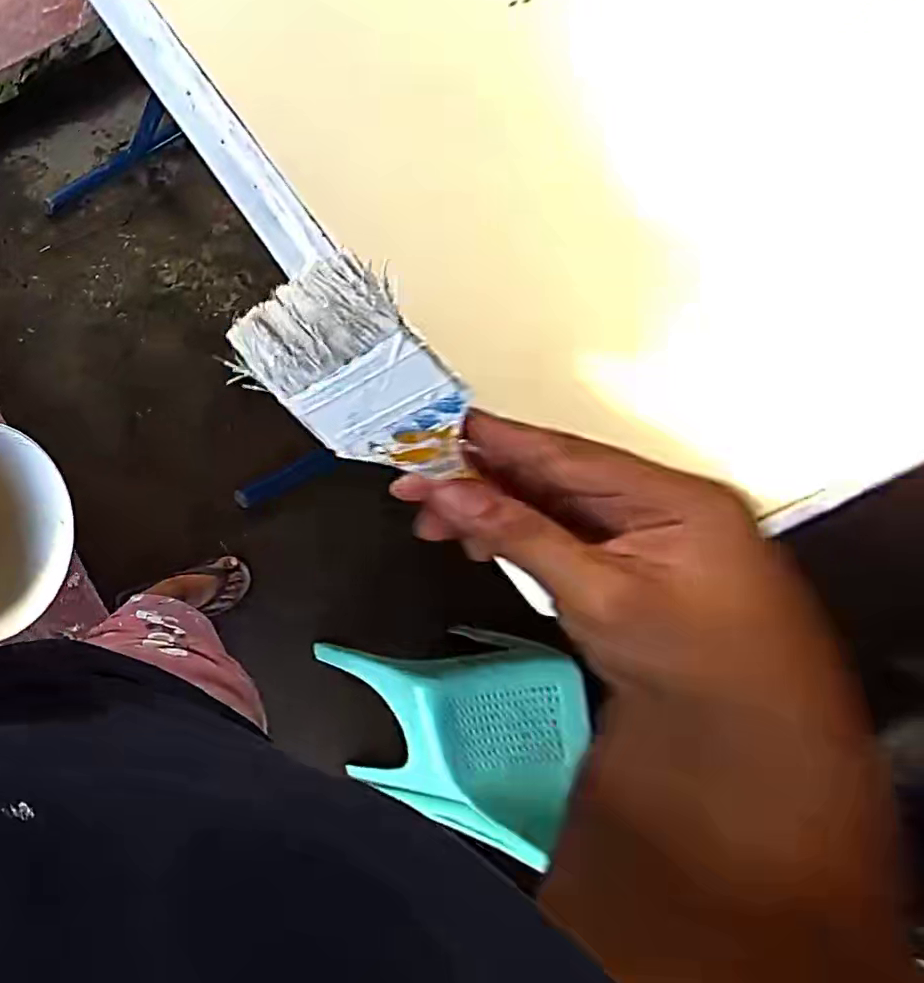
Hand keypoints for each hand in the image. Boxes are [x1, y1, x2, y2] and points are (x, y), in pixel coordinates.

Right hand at [389, 411, 835, 698]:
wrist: (745, 733)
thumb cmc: (703, 664)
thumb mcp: (597, 593)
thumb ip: (519, 534)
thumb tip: (454, 494)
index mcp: (671, 498)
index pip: (559, 452)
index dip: (490, 438)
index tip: (431, 428)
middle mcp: (654, 503)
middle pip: (542, 473)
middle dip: (472, 479)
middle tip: (414, 485)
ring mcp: (635, 527)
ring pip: (537, 498)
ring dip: (480, 506)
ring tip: (433, 520)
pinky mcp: (616, 551)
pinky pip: (545, 523)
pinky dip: (501, 528)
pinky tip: (471, 537)